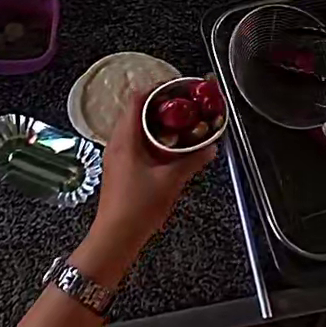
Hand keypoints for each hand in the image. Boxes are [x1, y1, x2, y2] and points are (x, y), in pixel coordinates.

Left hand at [79, 92, 213, 279]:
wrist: (115, 236)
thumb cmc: (138, 207)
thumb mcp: (171, 181)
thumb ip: (191, 161)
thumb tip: (210, 149)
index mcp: (125, 140)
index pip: (136, 100)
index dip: (156, 90)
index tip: (177, 89)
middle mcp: (116, 143)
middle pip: (135, 111)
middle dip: (159, 106)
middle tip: (183, 107)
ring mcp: (115, 155)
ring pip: (134, 128)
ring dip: (155, 123)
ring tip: (179, 125)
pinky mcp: (119, 167)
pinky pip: (134, 142)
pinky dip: (150, 138)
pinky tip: (168, 148)